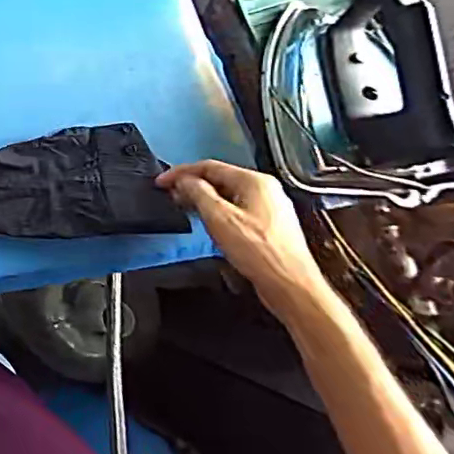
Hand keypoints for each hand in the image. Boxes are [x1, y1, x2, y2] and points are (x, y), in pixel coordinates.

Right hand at [159, 160, 328, 317]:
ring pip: (227, 195)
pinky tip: (207, 223)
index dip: (180, 172)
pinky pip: (236, 209)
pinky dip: (217, 212)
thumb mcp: (218, 217)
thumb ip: (197, 192)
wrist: (292, 287)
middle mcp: (266, 190)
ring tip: (184, 207)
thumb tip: (184, 180)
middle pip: (219, 179)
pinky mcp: (270, 227)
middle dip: (192, 185)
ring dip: (203, 199)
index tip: (161, 182)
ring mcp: (270, 208)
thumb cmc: (258, 251)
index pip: (209, 166)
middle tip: (171, 195)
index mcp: (255, 182)